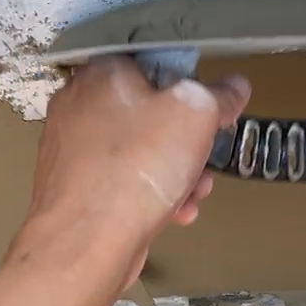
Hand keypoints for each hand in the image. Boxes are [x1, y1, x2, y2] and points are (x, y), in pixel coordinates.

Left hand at [21, 57, 249, 292]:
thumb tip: (235, 86)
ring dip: (174, 170)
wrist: (85, 242)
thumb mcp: (197, 116)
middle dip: (184, 139)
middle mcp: (77, 104)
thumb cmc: (137, 167)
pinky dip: (149, 193)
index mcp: (101, 73)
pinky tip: (174, 213)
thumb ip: (219, 95)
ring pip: (136, 150)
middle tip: (205, 155)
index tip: (208, 108)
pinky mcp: (72, 187)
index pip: (152, 63)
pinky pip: (120, 180)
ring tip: (196, 191)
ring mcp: (70, 148)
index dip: (187, 85)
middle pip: (146, 111)